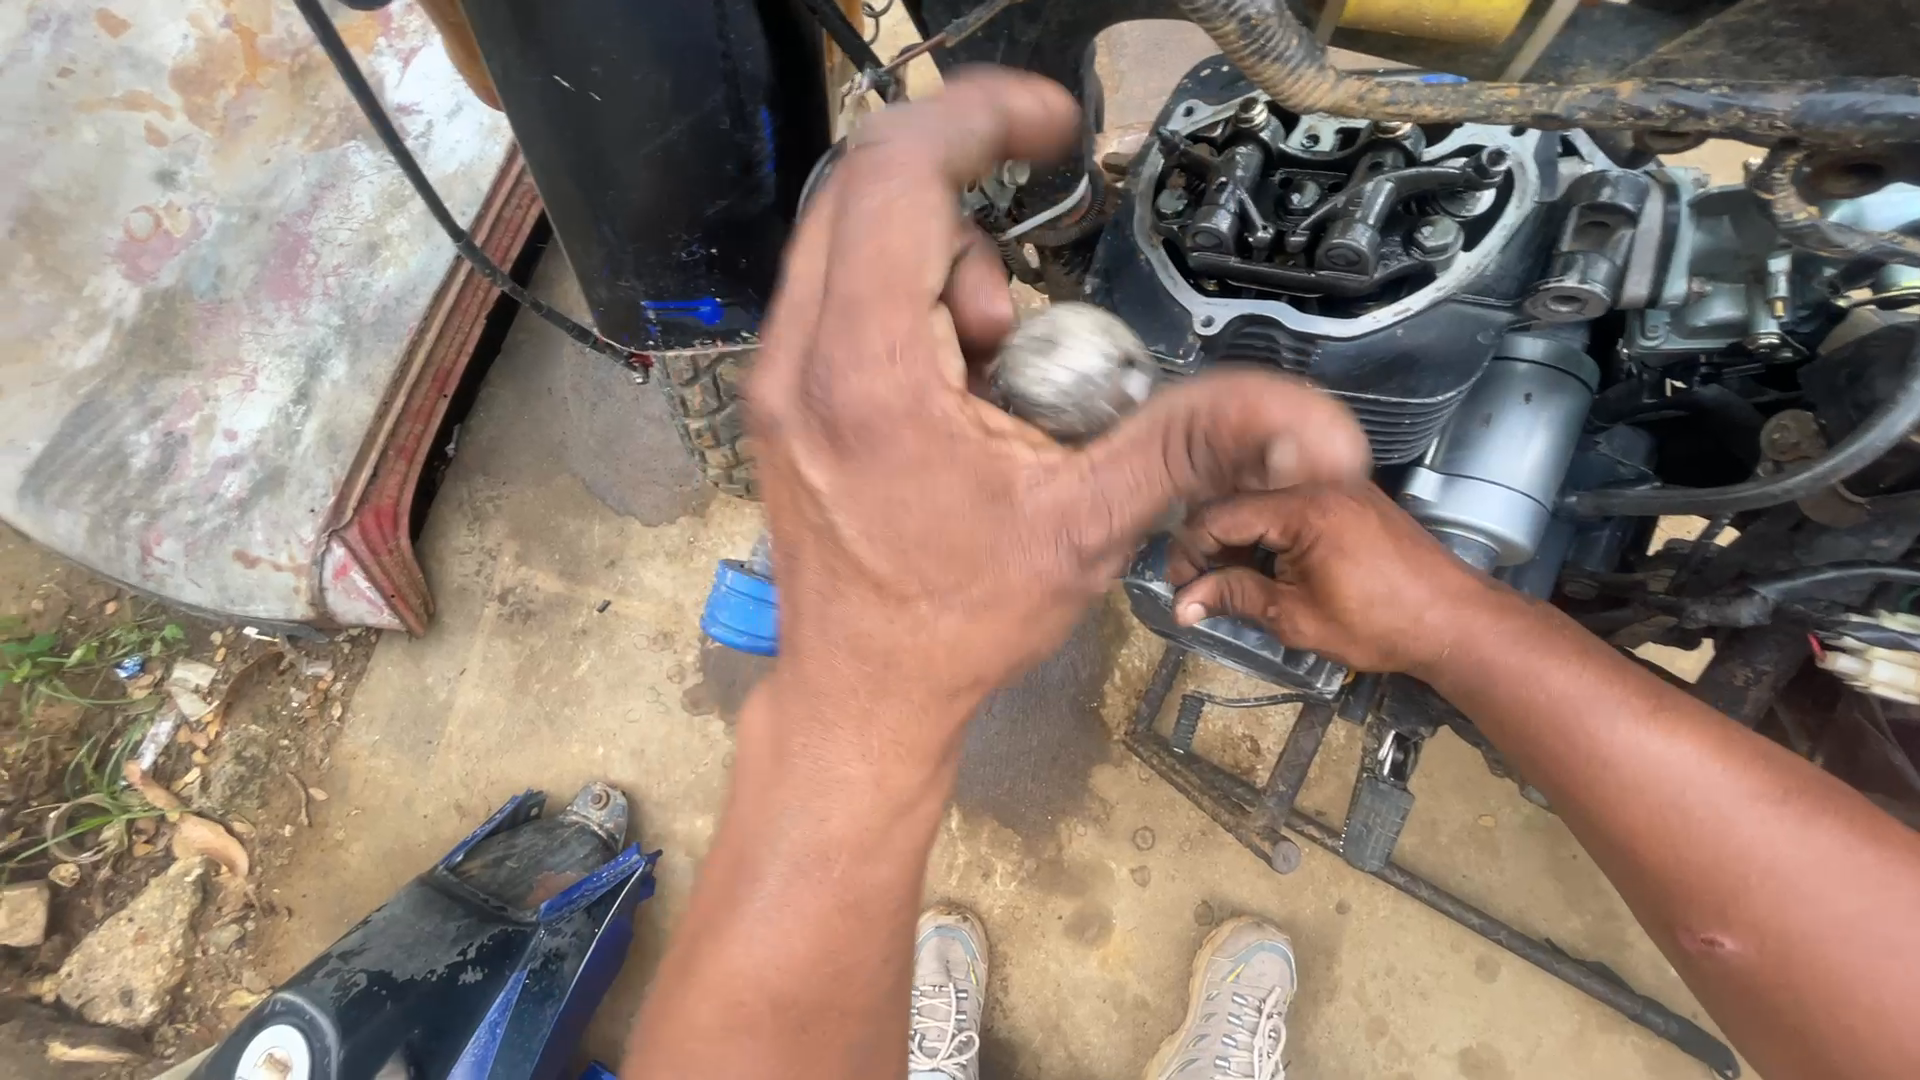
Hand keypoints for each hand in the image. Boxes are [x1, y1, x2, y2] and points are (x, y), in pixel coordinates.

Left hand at [747, 69, 1369, 763]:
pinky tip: (944, 391)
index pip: (901, 173)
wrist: (864, 688)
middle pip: (868, 187)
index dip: (985, 118)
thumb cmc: (960, 622)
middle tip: (1018, 317)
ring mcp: (776, 379)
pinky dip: (900, 303)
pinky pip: (835, 294)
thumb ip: (1196, 449)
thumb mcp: (1087, 530)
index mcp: (869, 374)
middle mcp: (799, 359)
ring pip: (848, 239)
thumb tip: (1322, 433)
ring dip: (934, 269)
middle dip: (965, 207)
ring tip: (983, 379)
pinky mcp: (780, 400)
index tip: (1054, 129)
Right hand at [1168, 485, 1500, 675]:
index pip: (1220, 515)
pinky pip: (1294, 509)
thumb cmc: (1377, 624)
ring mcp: (1339, 489)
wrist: (1458, 623)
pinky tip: (1267, 568)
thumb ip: (1234, 598)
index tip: (1180, 585)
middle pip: (1240, 504)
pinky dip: (1272, 536)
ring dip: (1242, 542)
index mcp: (1303, 507)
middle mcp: (1319, 484)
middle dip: (1213, 546)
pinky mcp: (1353, 502)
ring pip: (1265, 506)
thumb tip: (1180, 606)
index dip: (1191, 551)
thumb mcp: (1295, 617)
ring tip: (1233, 583)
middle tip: (1201, 587)